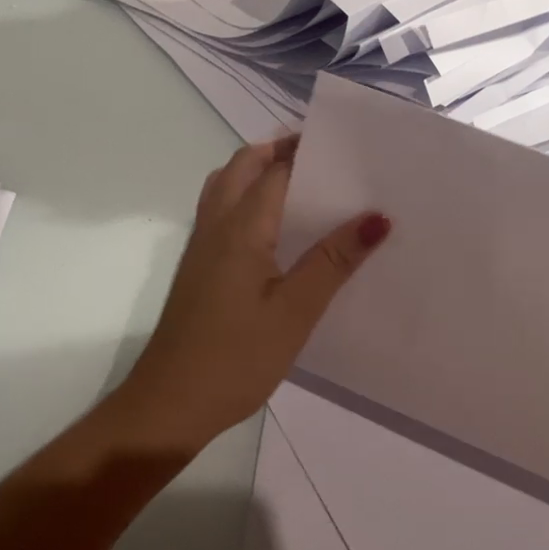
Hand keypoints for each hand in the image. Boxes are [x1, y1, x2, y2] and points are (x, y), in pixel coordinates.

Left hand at [109, 135, 390, 454]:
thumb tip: (377, 216)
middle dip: (279, 150)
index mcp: (241, 227)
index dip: (308, 151)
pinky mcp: (198, 266)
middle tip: (325, 158)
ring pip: (226, 185)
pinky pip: (221, 210)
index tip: (347, 147)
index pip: (276, 169)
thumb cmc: (236, 358)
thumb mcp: (295, 312)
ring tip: (303, 184)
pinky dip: (246, 197)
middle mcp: (216, 224)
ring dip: (258, 170)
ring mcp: (201, 245)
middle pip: (243, 165)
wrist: (171, 402)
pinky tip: (273, 228)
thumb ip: (334, 261)